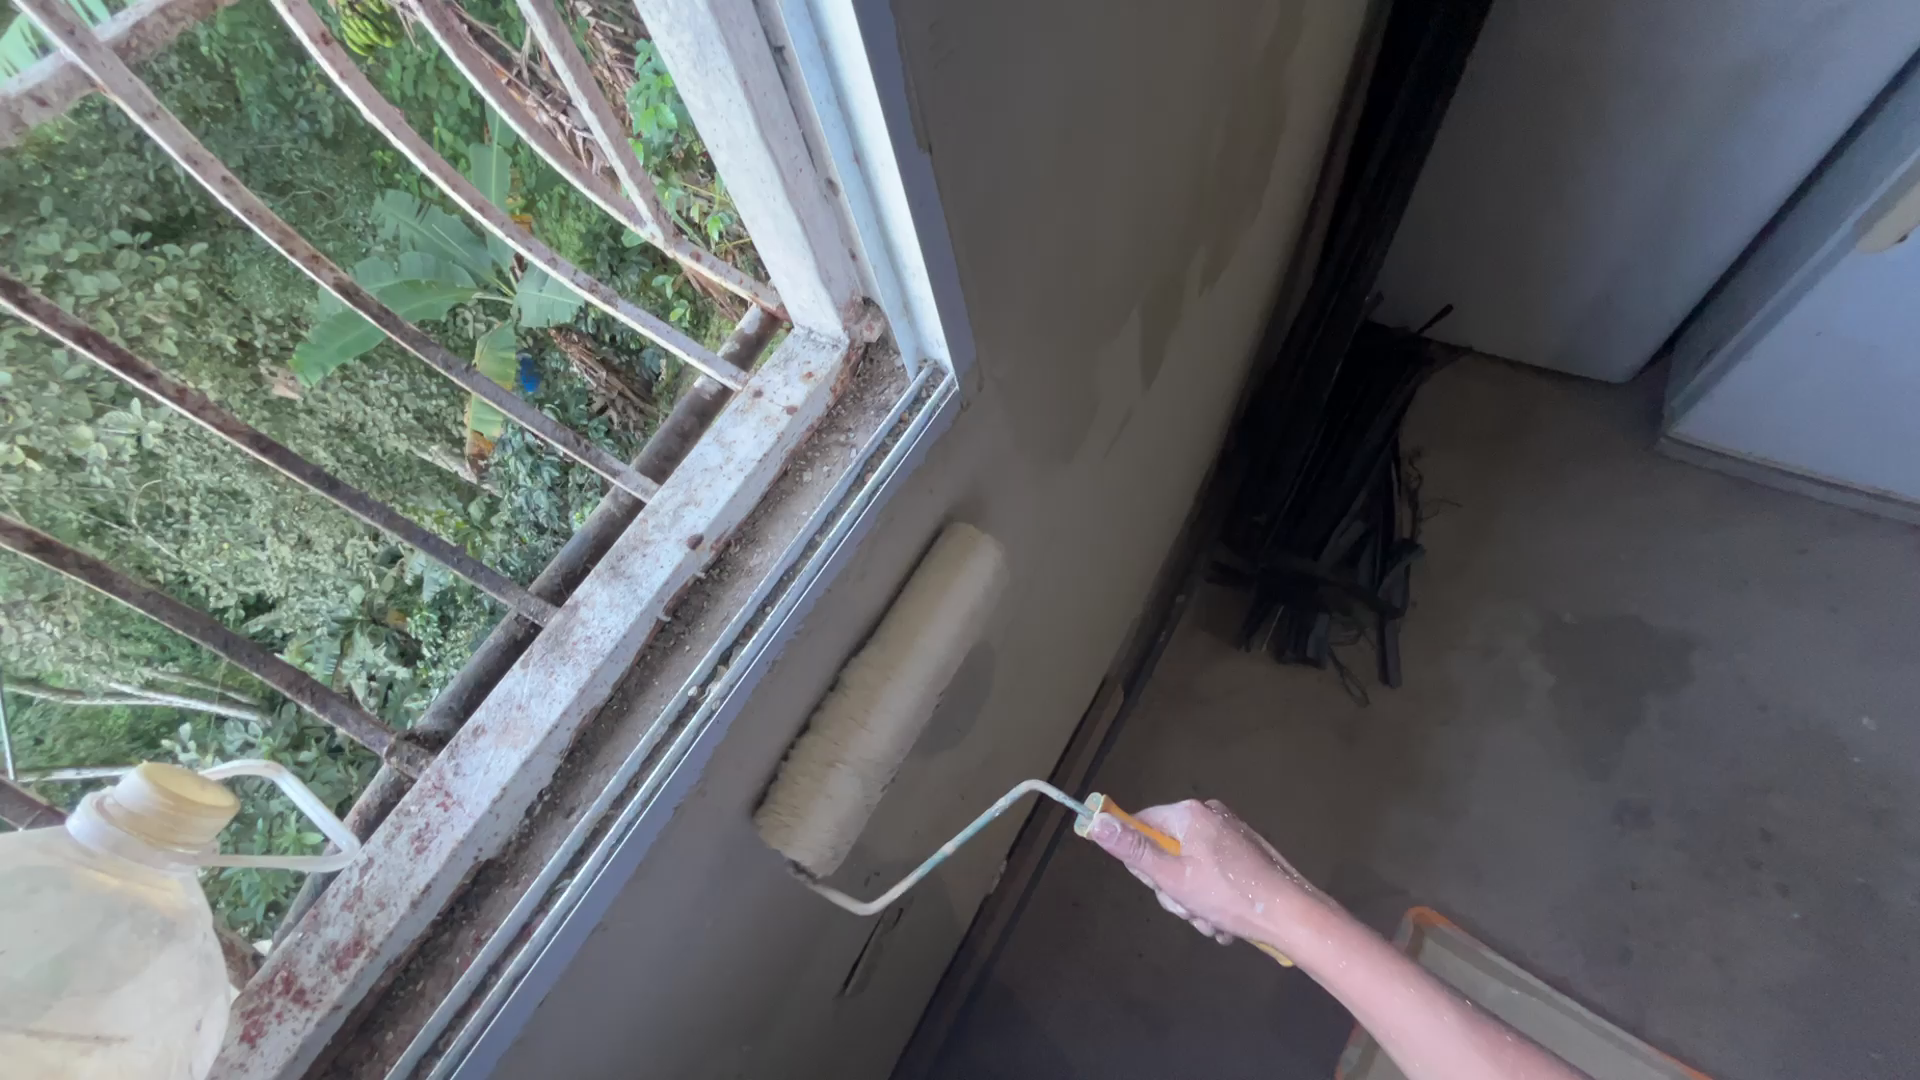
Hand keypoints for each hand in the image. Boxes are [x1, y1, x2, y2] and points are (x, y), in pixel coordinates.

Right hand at [1087, 798, 1333, 946]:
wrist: (1294, 917)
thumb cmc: (1229, 896)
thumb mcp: (1172, 878)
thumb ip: (1132, 849)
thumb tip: (1094, 820)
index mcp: (1188, 813)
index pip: (1142, 823)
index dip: (1142, 858)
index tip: (1155, 884)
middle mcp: (1208, 814)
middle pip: (1166, 848)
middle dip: (1173, 886)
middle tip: (1188, 909)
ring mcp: (1229, 832)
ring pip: (1189, 865)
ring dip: (1193, 898)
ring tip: (1210, 921)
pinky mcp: (1245, 851)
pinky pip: (1212, 870)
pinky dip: (1213, 895)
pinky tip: (1224, 919)